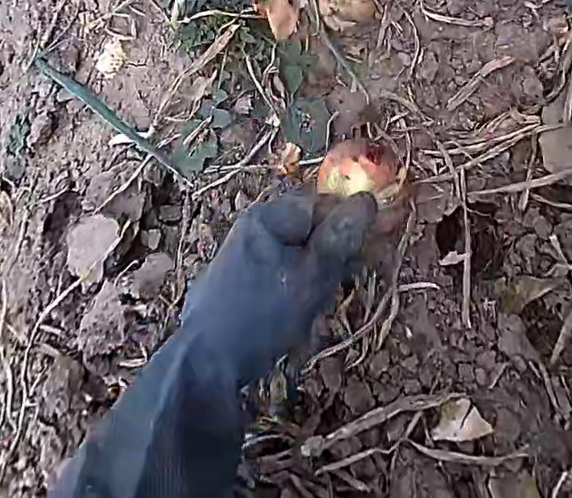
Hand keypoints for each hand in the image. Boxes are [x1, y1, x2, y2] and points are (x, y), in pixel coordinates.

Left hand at [180, 191, 376, 383]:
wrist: (203, 370)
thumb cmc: (265, 314)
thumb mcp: (315, 273)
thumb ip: (343, 234)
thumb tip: (368, 200)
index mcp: (269, 216)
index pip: (324, 203)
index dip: (349, 225)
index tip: (362, 252)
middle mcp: (252, 229)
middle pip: (311, 228)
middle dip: (333, 253)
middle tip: (345, 281)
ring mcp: (240, 257)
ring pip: (296, 253)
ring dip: (316, 273)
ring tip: (319, 303)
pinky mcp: (234, 284)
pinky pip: (278, 273)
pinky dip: (294, 286)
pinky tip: (297, 313)